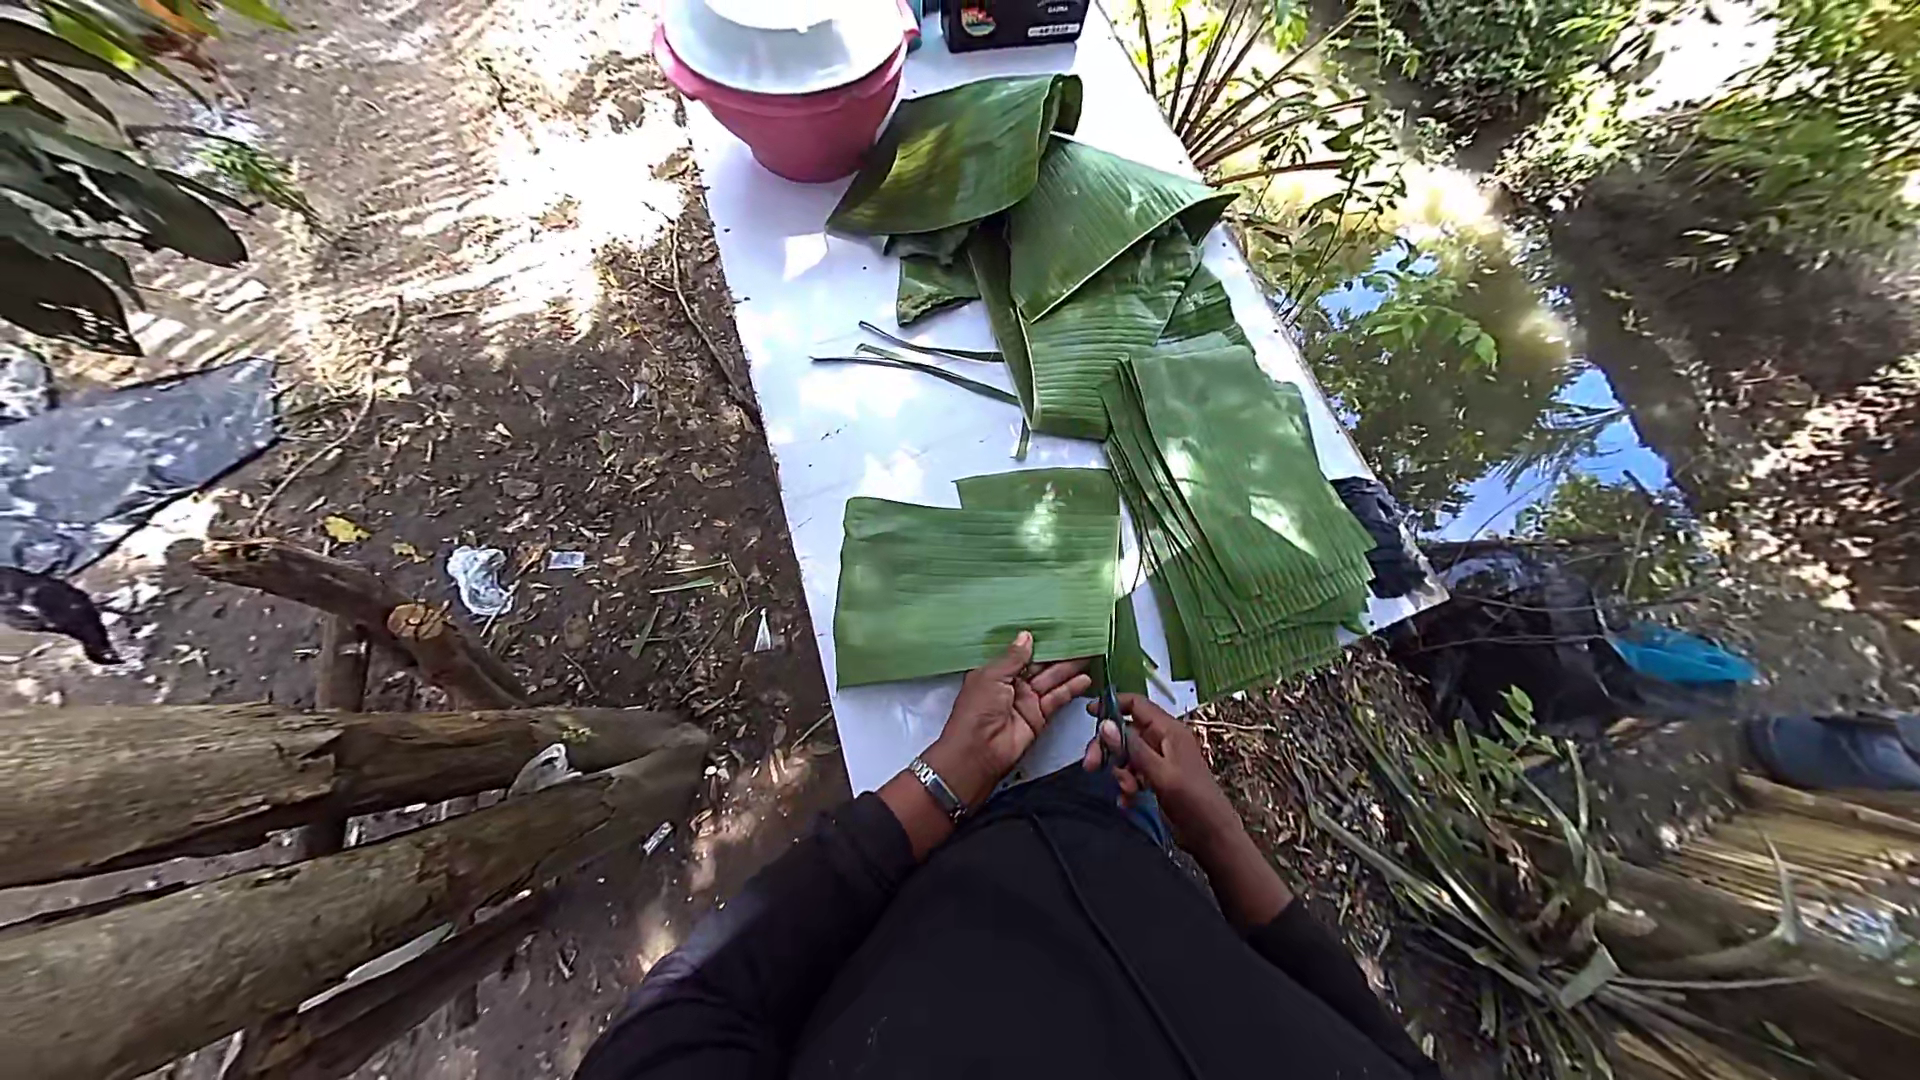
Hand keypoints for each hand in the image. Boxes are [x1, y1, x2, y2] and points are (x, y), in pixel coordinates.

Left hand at [924, 631, 1091, 808]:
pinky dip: (1071, 689)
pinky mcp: (1039, 716)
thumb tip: (1026, 636)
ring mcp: (1026, 700)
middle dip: (1058, 653)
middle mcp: (1012, 683)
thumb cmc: (977, 709)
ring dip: (1069, 668)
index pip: (1019, 652)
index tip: (1055, 628)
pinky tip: (1085, 678)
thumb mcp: (991, 676)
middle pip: (1039, 665)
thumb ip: (1013, 657)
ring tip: (1089, 653)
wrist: (978, 751)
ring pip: (1051, 679)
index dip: (1036, 642)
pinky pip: (1057, 698)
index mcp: (995, 671)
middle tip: (1080, 638)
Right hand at [1081, 693, 1242, 855]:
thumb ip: (1132, 747)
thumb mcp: (1159, 773)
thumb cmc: (1192, 802)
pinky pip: (1133, 771)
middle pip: (1125, 731)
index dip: (1112, 704)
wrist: (1213, 838)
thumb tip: (1105, 723)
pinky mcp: (1157, 777)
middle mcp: (1163, 740)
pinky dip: (1127, 783)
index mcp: (1169, 731)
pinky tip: (1128, 800)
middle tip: (1091, 765)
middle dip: (1108, 747)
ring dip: (1120, 771)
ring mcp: (1160, 759)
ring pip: (1126, 753)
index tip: (1090, 713)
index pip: (1136, 704)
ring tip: (1127, 790)